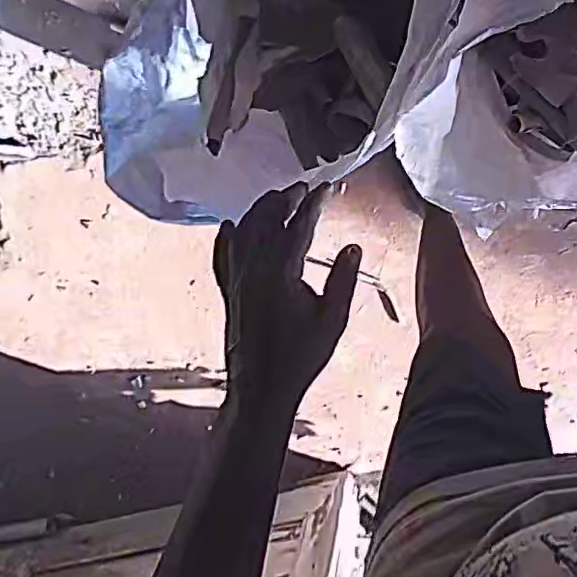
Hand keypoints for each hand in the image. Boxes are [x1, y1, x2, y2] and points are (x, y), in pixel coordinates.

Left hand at [213, 185, 361, 413]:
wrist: (261, 389)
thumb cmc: (300, 356)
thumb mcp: (333, 319)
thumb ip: (343, 280)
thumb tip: (352, 248)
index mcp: (281, 271)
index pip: (299, 224)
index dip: (314, 203)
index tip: (326, 187)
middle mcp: (253, 268)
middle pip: (266, 219)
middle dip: (284, 199)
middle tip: (302, 188)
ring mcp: (236, 279)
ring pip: (243, 231)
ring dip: (259, 211)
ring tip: (276, 200)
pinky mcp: (229, 292)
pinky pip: (223, 256)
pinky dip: (227, 237)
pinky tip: (229, 227)